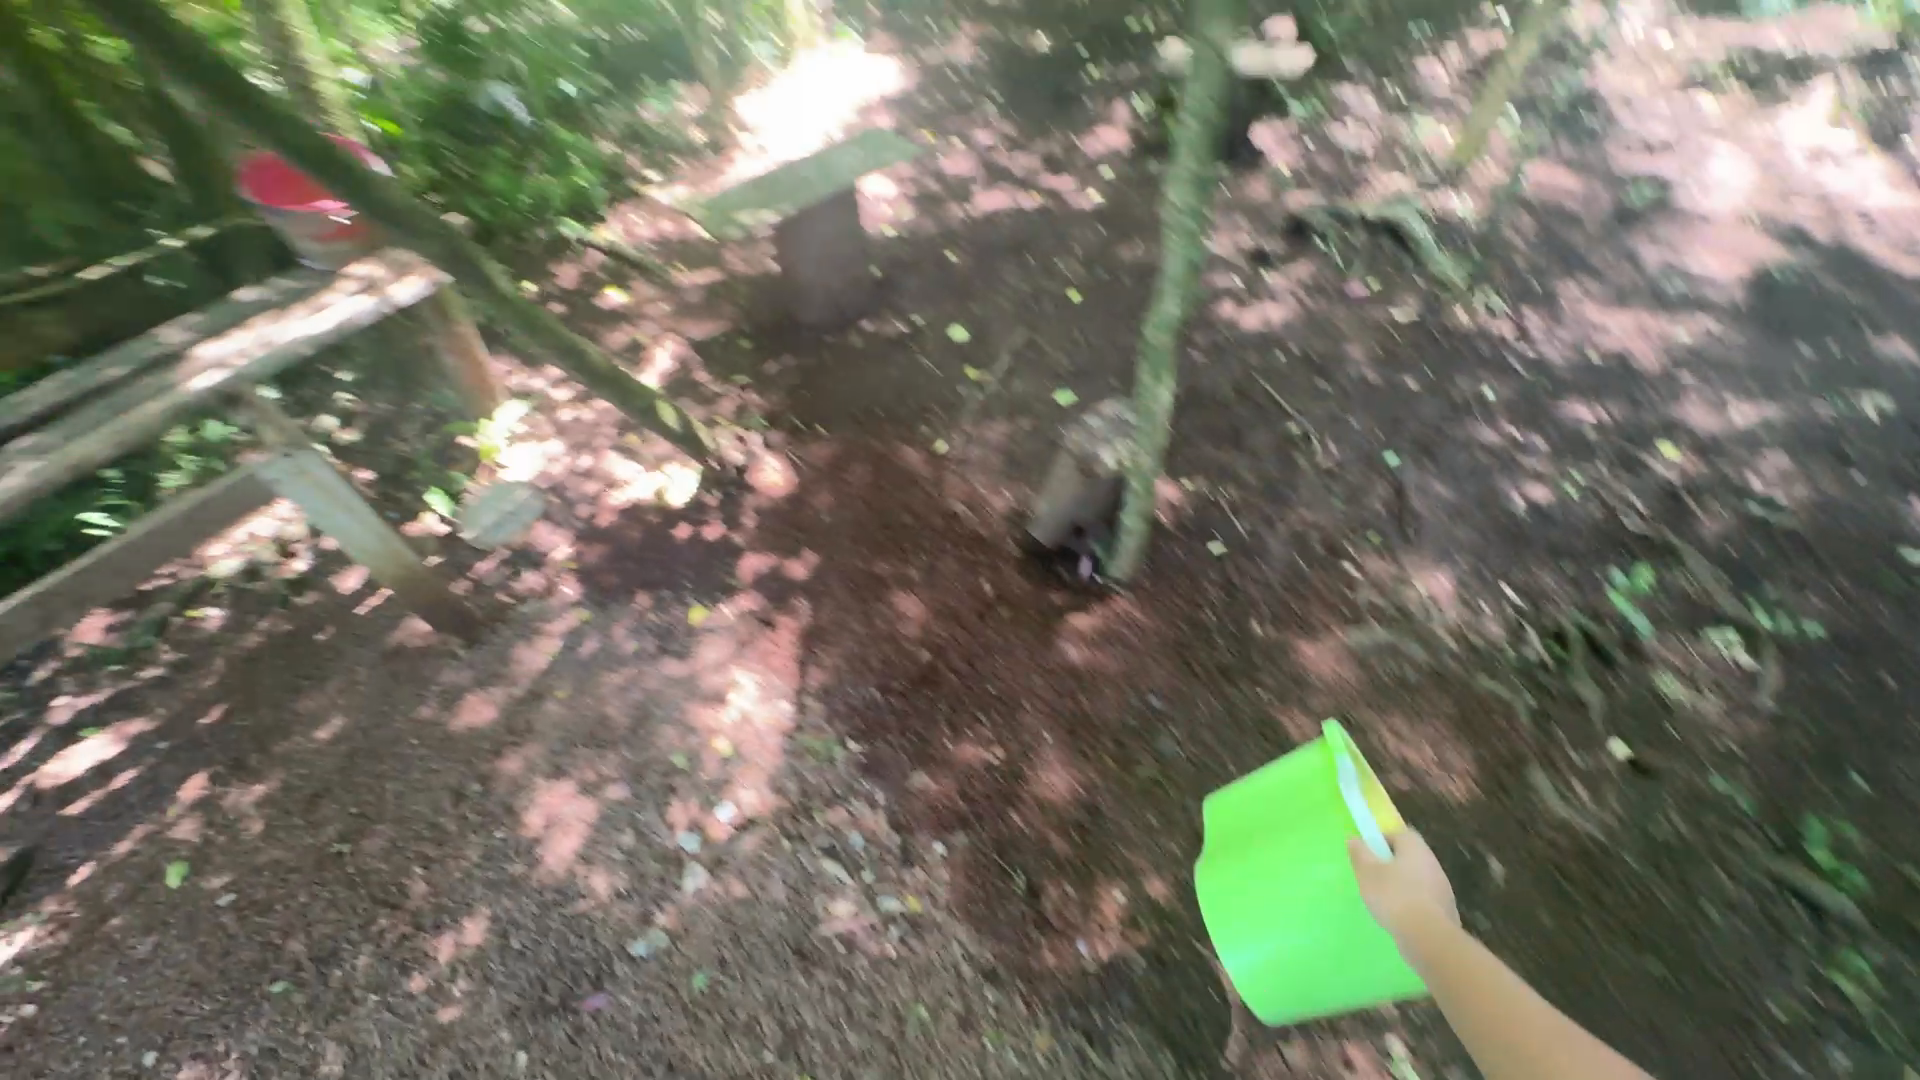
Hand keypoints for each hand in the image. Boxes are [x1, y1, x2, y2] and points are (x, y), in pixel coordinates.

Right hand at [1348, 829, 1458, 947]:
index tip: (1368, 853)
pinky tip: (1399, 916)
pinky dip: (1411, 904)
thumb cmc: (1393, 896)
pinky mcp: (1446, 911)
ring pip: (1417, 879)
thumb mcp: (1367, 872)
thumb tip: (1354, 838)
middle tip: (1373, 875)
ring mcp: (1442, 889)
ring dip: (1402, 885)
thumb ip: (1359, 853)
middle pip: (1409, 857)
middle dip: (1391, 864)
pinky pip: (1424, 900)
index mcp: (1415, 848)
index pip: (1400, 834)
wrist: (1429, 938)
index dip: (1382, 840)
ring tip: (1383, 899)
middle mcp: (1433, 864)